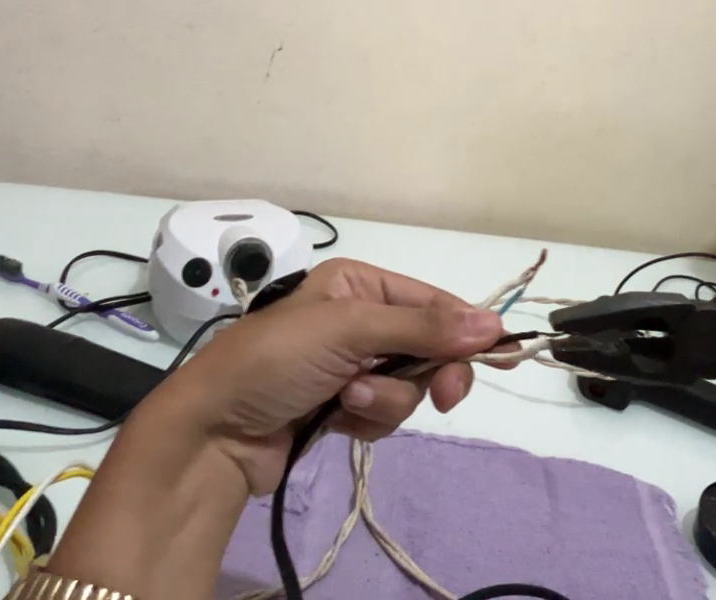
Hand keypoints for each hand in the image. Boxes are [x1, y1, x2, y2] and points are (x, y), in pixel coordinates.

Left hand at [146, 257, 504, 492]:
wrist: (213, 432)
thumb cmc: (277, 360)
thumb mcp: (349, 330)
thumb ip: (421, 329)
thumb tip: (492, 324)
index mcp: (358, 283)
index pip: (430, 301)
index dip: (466, 327)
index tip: (502, 354)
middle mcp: (358, 318)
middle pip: (427, 344)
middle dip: (427, 371)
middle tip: (442, 396)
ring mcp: (351, 364)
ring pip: (408, 384)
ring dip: (386, 398)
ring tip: (347, 400)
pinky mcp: (343, 405)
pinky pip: (385, 412)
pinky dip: (368, 419)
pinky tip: (338, 418)